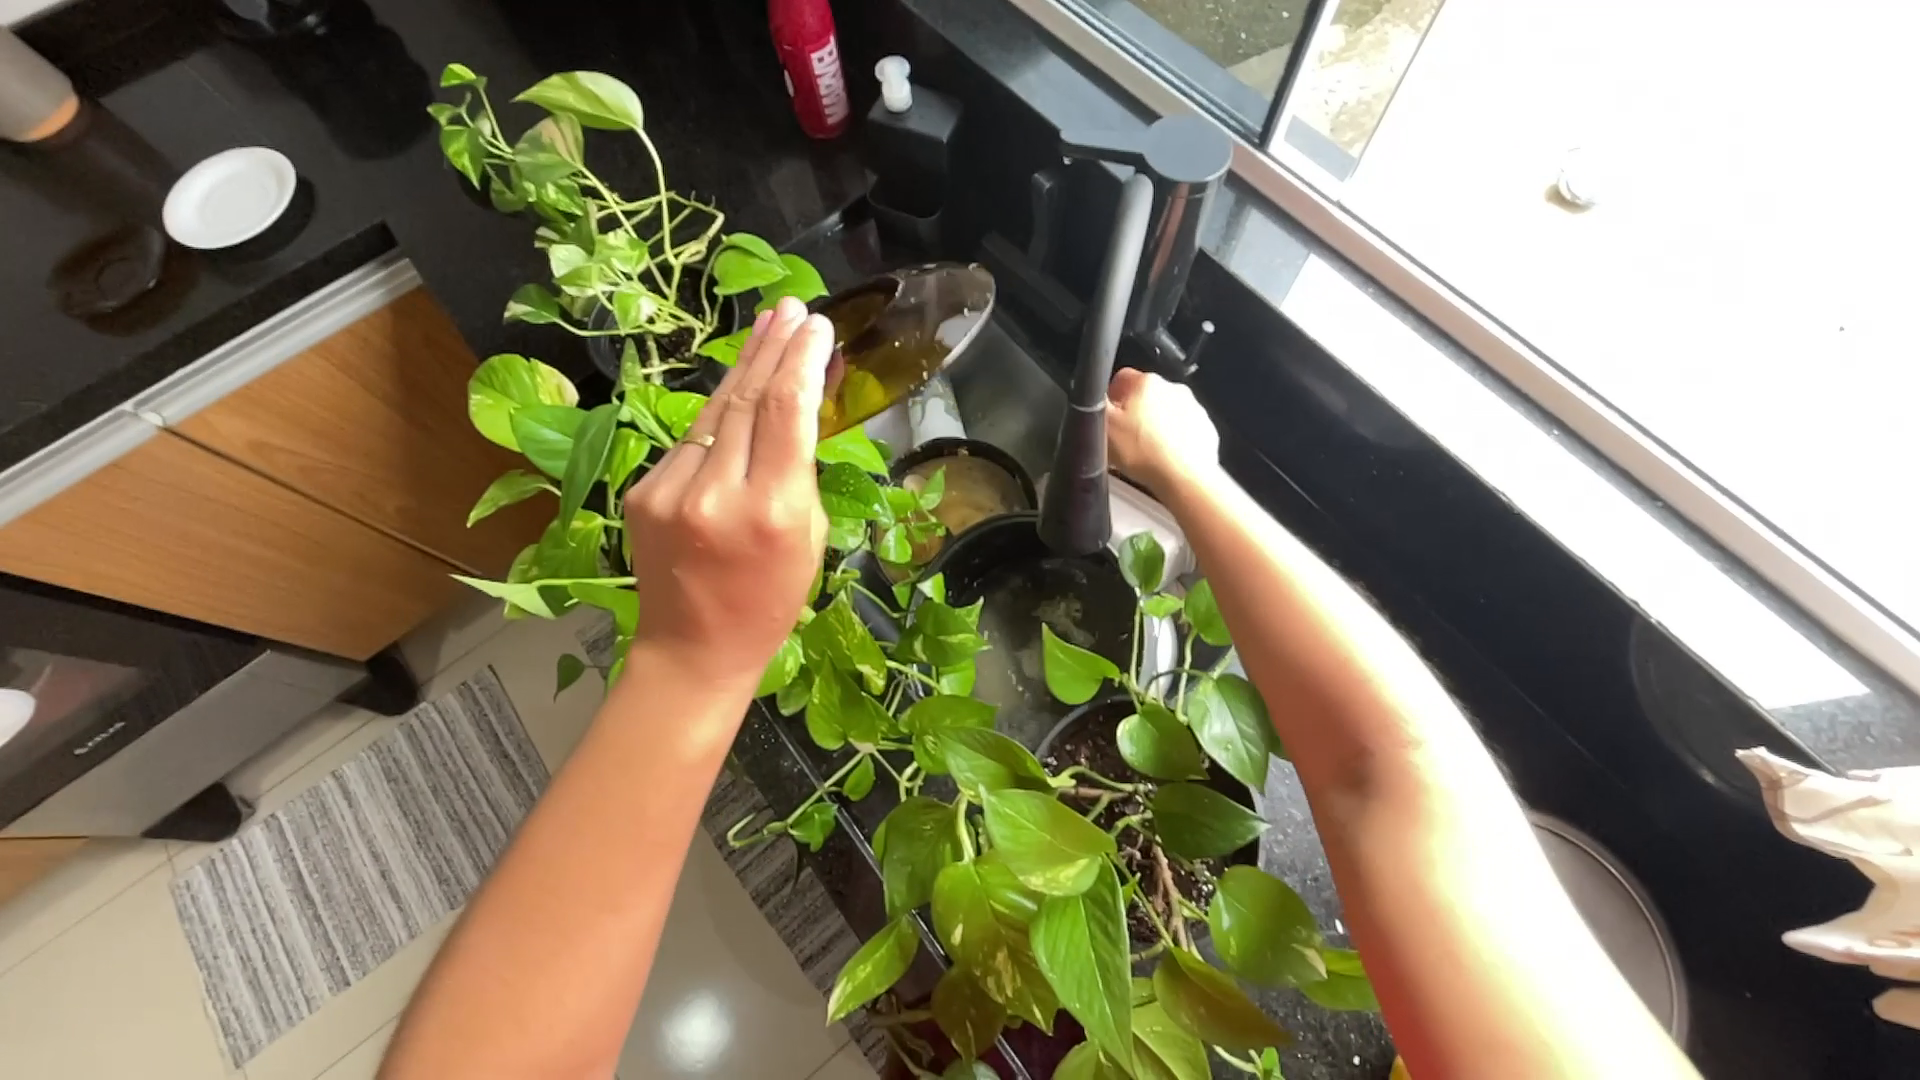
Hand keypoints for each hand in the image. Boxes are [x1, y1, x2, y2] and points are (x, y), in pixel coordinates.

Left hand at [624, 297, 830, 683]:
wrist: (693, 648)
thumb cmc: (770, 602)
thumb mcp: (810, 540)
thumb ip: (801, 472)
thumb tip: (800, 410)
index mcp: (772, 510)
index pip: (788, 413)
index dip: (803, 361)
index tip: (817, 325)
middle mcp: (717, 491)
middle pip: (749, 398)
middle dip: (773, 347)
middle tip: (791, 307)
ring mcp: (671, 489)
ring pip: (716, 411)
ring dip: (745, 366)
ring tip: (767, 326)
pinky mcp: (643, 490)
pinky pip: (692, 440)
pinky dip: (720, 414)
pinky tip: (739, 392)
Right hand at [1107, 367, 1220, 487]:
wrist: (1183, 477)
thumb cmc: (1145, 454)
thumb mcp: (1102, 428)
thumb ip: (1095, 405)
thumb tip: (1093, 395)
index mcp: (1145, 383)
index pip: (1119, 379)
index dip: (1110, 401)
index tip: (1108, 419)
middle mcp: (1172, 389)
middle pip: (1144, 397)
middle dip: (1133, 415)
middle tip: (1124, 440)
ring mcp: (1191, 407)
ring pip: (1164, 413)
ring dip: (1154, 427)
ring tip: (1144, 452)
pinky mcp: (1203, 427)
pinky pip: (1182, 429)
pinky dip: (1173, 440)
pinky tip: (1163, 457)